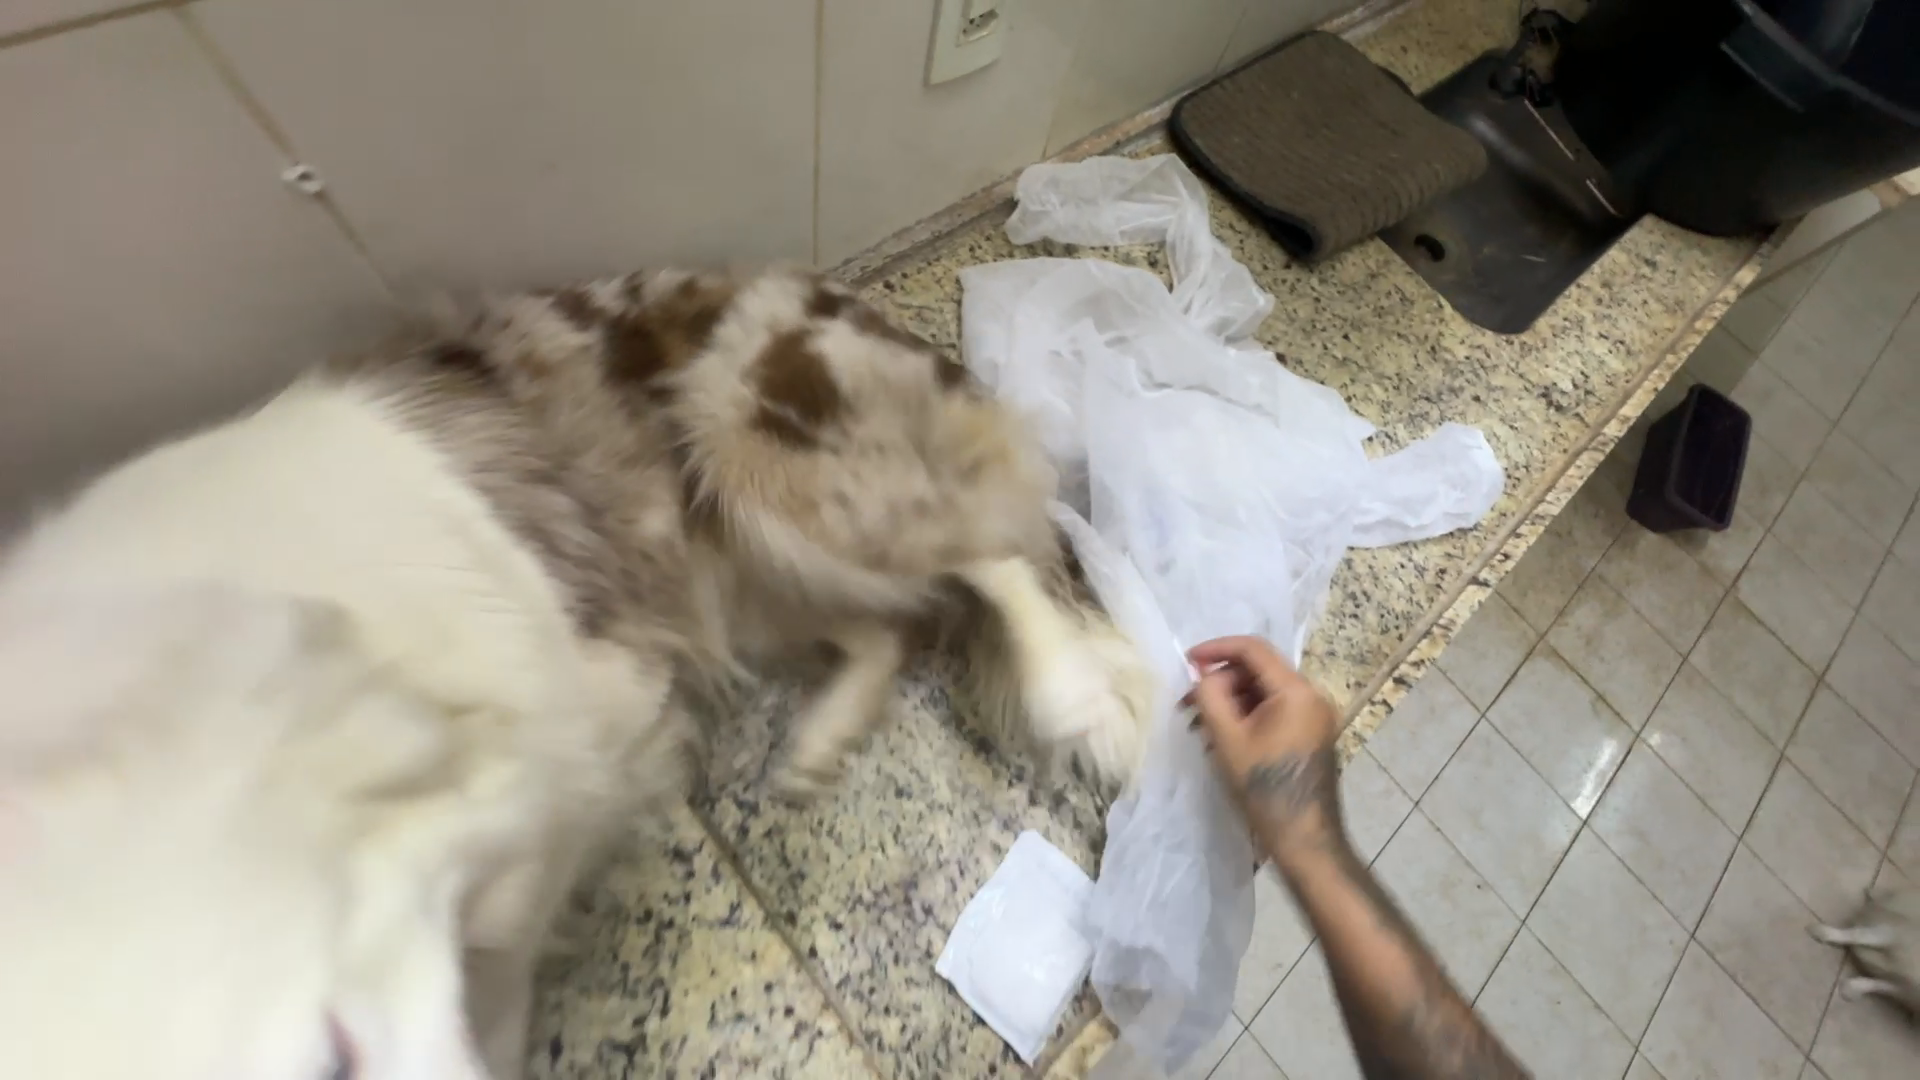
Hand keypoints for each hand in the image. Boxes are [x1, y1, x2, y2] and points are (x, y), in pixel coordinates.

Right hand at [1188, 636, 1345, 869]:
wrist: (1304, 838)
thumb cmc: (1263, 786)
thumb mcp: (1226, 736)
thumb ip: (1209, 695)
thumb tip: (1202, 674)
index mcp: (1296, 691)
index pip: (1252, 648)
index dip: (1215, 648)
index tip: (1186, 662)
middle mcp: (1312, 695)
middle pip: (1257, 669)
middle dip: (1220, 681)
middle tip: (1188, 704)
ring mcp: (1314, 715)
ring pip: (1263, 690)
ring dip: (1230, 699)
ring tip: (1200, 724)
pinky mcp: (1311, 733)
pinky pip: (1274, 708)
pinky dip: (1246, 714)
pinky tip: (1223, 736)